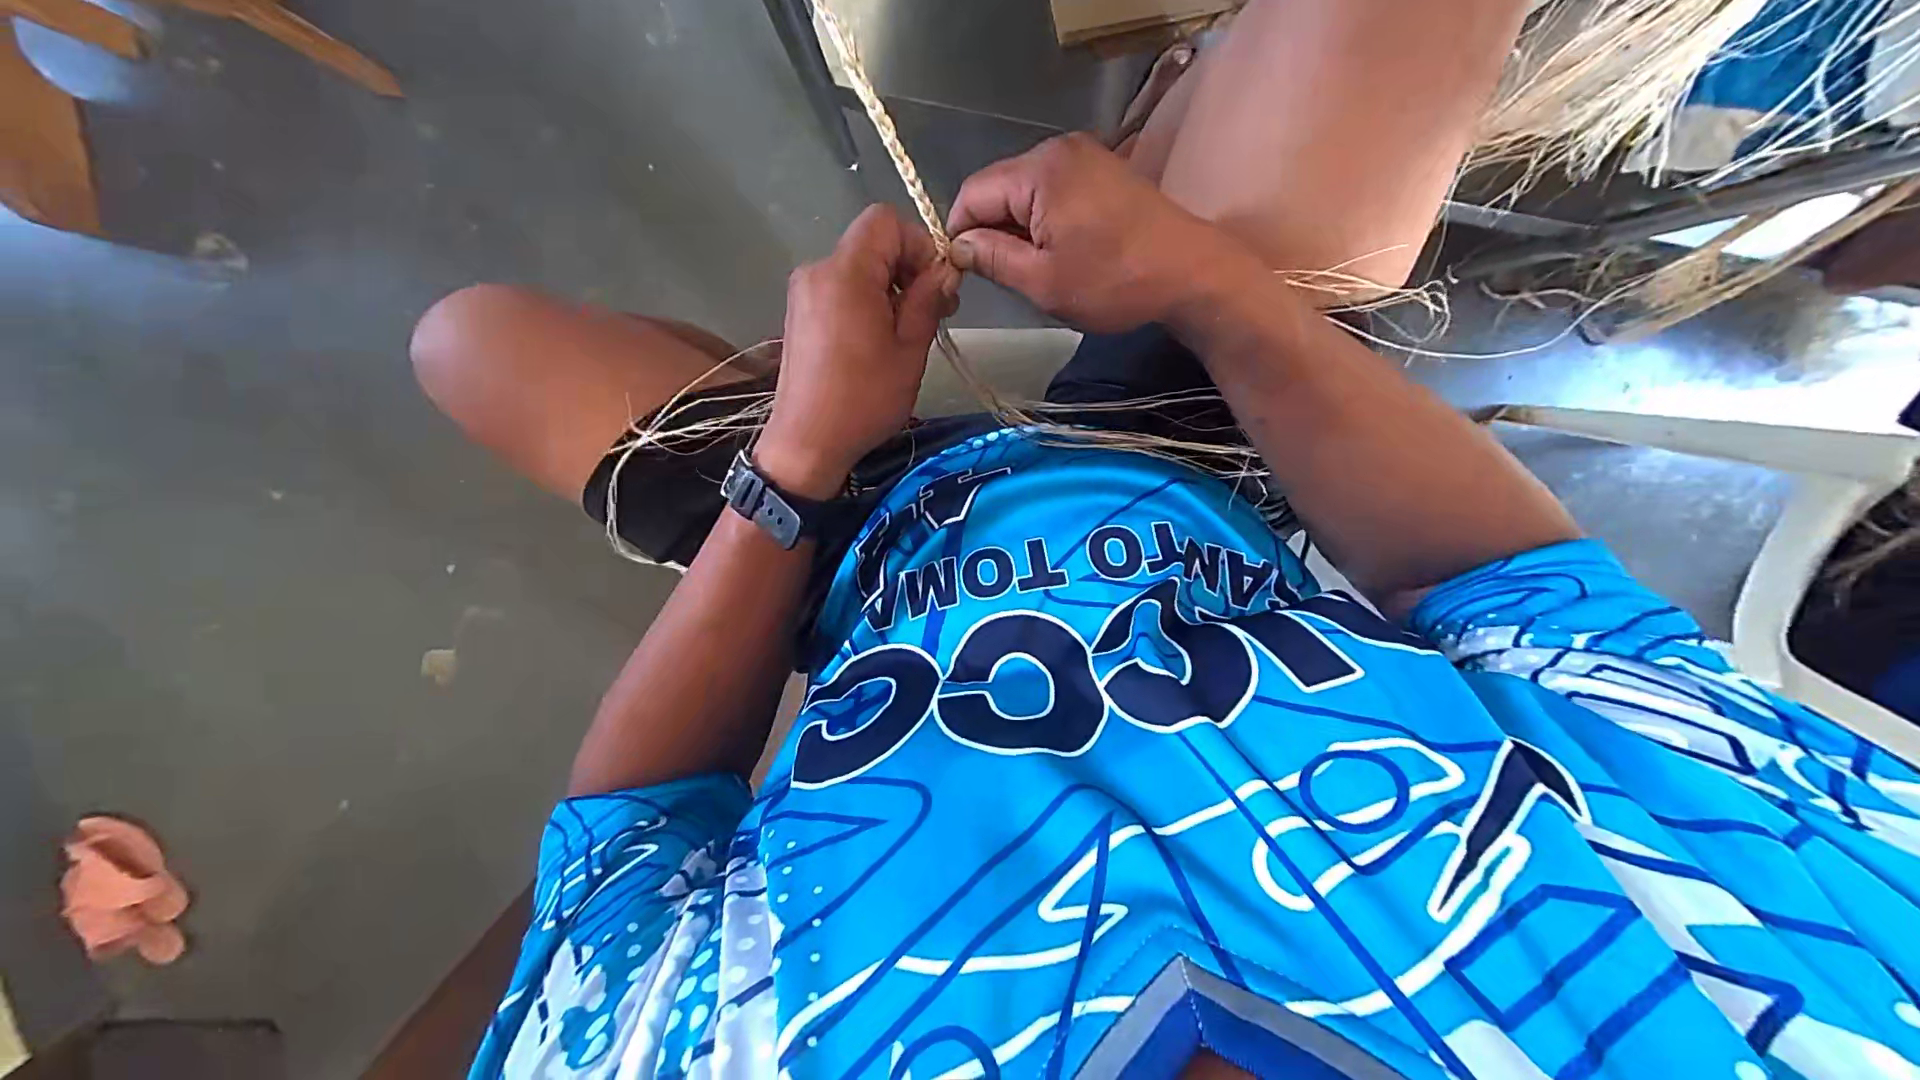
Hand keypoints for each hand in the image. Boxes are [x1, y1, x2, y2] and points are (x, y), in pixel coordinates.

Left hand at [758, 205, 959, 499]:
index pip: (885, 222)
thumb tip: (945, 271)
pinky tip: (878, 341)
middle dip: (907, 269)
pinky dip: (866, 302)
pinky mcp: (799, 314)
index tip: (937, 285)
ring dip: (889, 289)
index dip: (918, 244)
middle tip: (934, 312)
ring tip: (907, 333)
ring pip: (857, 268)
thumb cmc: (864, 400)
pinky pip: (840, 290)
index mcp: (845, 273)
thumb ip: (928, 300)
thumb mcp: (909, 351)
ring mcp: (803, 293)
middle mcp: (817, 271)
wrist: (807, 442)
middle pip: (871, 243)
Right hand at [947, 133, 1265, 333]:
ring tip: (1033, 270)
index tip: (964, 274)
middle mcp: (1058, 150)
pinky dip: (1043, 222)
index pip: (972, 194)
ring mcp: (1084, 156)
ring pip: (1024, 193)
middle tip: (1001, 278)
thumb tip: (958, 246)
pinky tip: (1057, 253)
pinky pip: (1052, 193)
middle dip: (990, 232)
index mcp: (1039, 171)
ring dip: (1018, 231)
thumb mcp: (1042, 281)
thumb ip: (992, 258)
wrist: (1190, 273)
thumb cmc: (1113, 282)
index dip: (958, 235)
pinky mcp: (1101, 171)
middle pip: (998, 189)